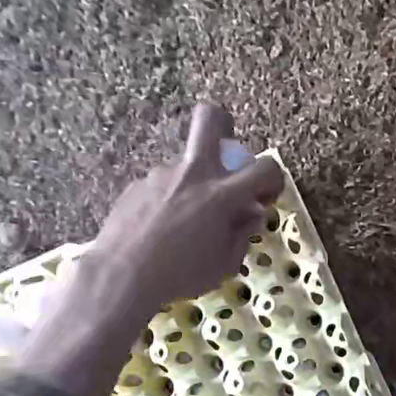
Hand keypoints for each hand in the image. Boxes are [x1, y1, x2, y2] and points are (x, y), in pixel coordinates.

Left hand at [83, 102, 284, 318]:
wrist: (121, 275)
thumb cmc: (181, 275)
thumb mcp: (225, 263)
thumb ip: (243, 233)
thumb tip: (251, 212)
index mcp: (222, 194)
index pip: (264, 167)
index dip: (273, 179)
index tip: (265, 197)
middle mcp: (193, 173)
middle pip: (210, 119)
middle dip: (224, 125)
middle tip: (226, 157)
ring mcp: (161, 175)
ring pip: (186, 164)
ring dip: (194, 183)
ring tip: (184, 222)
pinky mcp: (137, 185)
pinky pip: (163, 185)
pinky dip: (169, 200)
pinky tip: (159, 229)